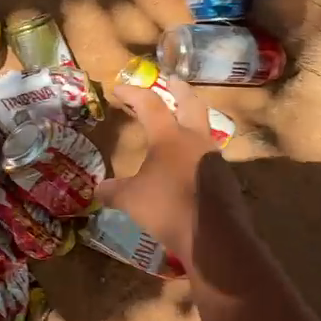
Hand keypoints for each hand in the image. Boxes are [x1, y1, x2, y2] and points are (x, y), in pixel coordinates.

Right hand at [95, 79, 224, 270]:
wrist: (216, 239)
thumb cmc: (168, 208)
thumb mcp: (131, 200)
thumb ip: (113, 191)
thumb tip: (96, 189)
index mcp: (170, 137)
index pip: (149, 104)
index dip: (132, 93)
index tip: (117, 89)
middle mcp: (195, 140)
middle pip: (190, 104)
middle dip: (179, 90)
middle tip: (172, 81)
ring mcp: (214, 159)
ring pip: (203, 128)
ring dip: (190, 120)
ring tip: (177, 123)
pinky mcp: (224, 179)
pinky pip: (207, 154)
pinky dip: (194, 150)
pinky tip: (185, 164)